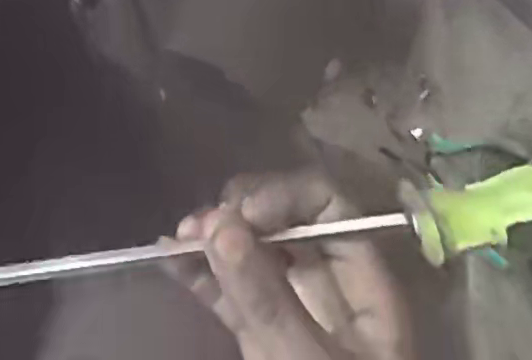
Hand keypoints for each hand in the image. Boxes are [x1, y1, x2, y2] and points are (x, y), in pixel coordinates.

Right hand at [170, 173, 416, 359]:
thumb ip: (267, 297)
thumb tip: (220, 224)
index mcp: (361, 282)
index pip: (326, 205)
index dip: (284, 196)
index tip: (241, 215)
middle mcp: (326, 284)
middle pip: (283, 219)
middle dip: (238, 214)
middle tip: (202, 228)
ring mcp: (291, 307)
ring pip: (250, 249)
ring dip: (211, 237)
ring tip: (178, 240)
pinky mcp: (261, 334)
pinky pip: (228, 288)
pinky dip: (199, 271)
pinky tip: (169, 259)